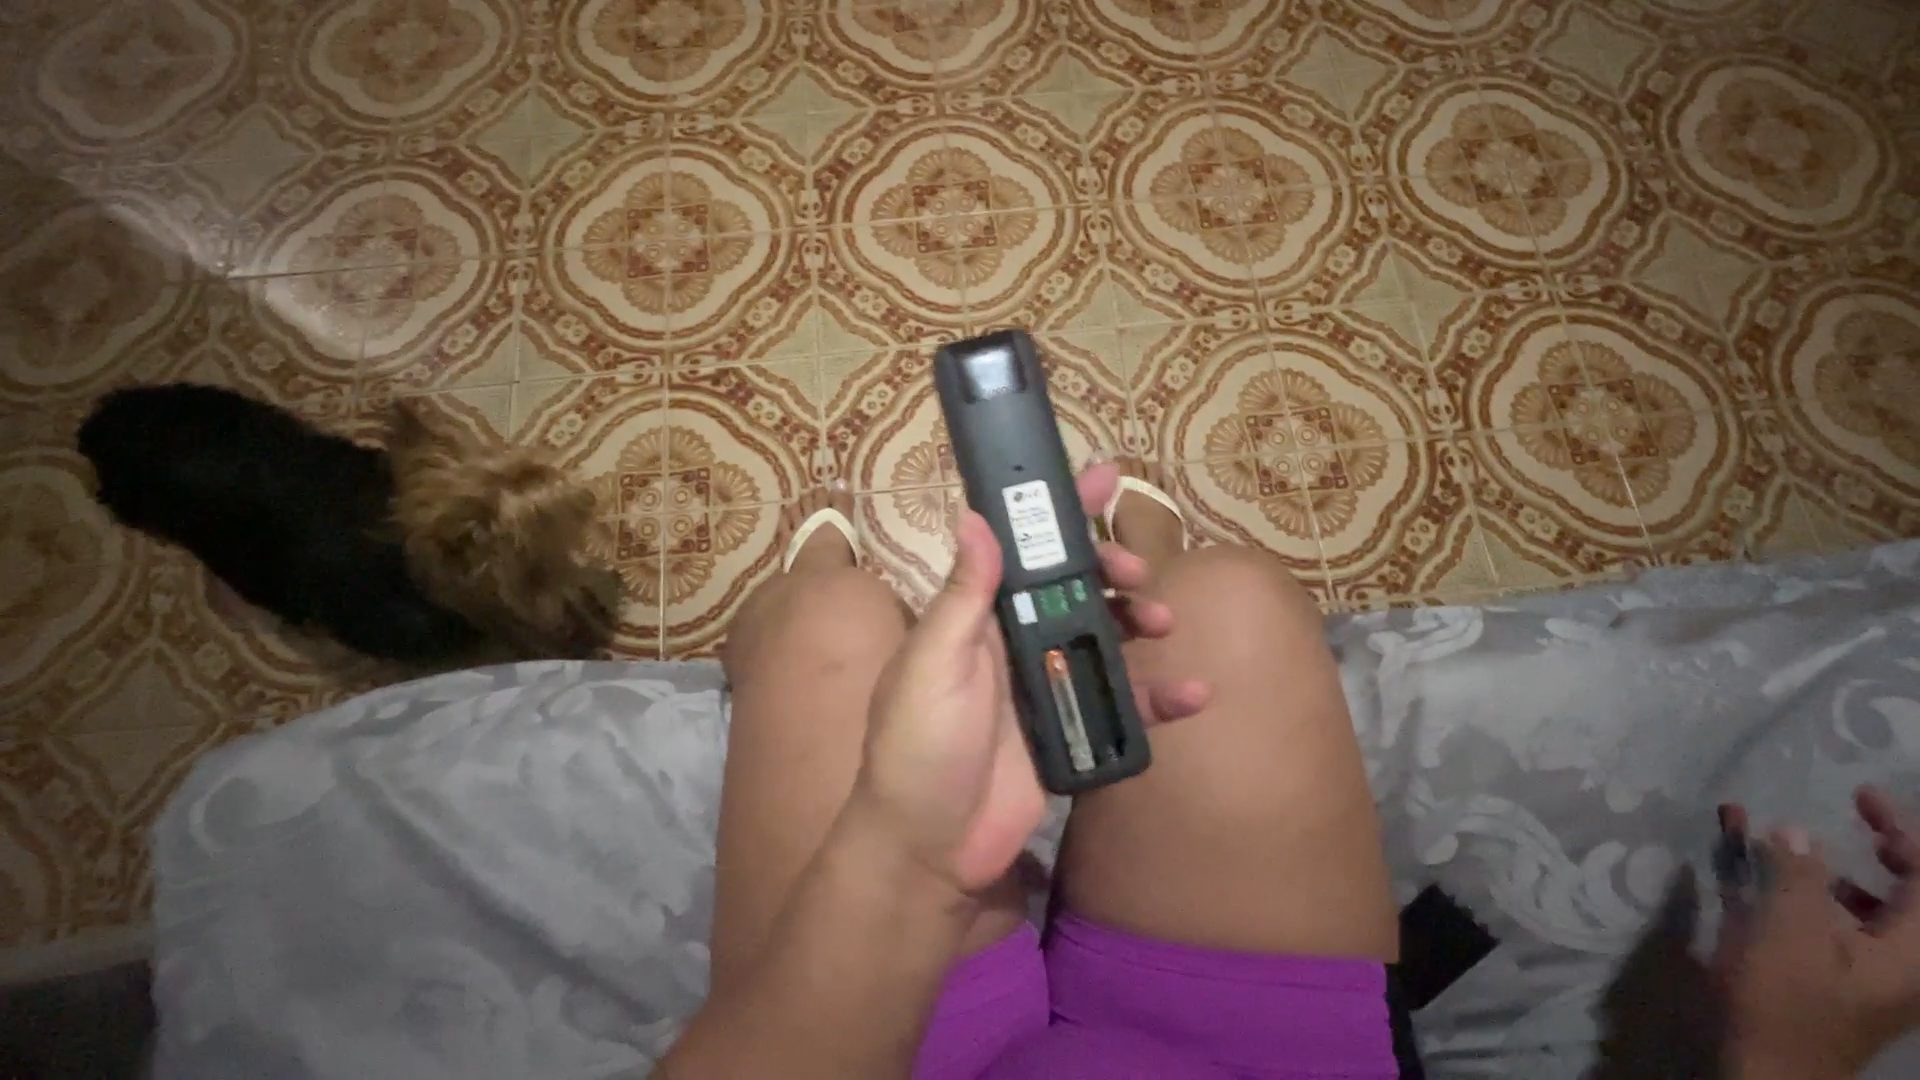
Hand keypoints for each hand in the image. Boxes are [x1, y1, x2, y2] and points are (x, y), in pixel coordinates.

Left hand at [846, 462, 1210, 896]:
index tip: (1103, 479)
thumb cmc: (919, 745)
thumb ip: (961, 596)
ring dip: (1140, 620)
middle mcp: (1015, 642)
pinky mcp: (1072, 732)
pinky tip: (1194, 696)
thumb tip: (973, 516)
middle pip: (1075, 588)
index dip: (1059, 513)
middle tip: (1138, 574)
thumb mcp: (933, 664)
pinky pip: (1123, 705)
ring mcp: (1047, 686)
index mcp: (978, 617)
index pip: (1022, 550)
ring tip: (1166, 620)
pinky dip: (1160, 699)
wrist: (930, 846)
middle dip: (1111, 569)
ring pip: (1105, 637)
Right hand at [1722, 787, 1919, 1077]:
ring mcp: (1878, 974)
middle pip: (1917, 895)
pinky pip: (1847, 924)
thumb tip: (1797, 830)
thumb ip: (1794, 876)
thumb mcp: (1784, 931)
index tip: (1861, 796)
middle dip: (1892, 849)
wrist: (1770, 1067)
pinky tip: (1780, 885)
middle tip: (1856, 814)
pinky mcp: (1846, 980)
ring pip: (1883, 910)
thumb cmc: (1784, 997)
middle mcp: (1908, 961)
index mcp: (1913, 951)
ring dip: (1850, 871)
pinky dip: (1822, 895)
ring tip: (1806, 844)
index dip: (1904, 833)